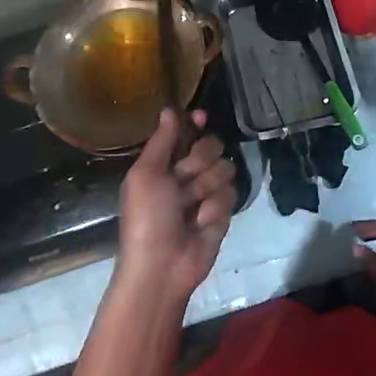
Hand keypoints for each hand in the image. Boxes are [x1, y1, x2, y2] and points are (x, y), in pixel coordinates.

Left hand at [116, 110, 238, 305]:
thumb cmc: (147, 217)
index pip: (185, 133)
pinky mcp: (222, 212)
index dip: (194, 124)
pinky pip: (230, 194)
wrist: (162, 266)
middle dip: (201, 159)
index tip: (201, 117)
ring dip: (207, 187)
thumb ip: (161, 141)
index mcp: (162, 164)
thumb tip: (169, 109)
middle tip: (185, 177)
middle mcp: (186, 175)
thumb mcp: (145, 175)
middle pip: (211, 146)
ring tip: (191, 208)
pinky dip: (215, 208)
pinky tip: (201, 223)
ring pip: (225, 168)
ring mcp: (206, 193)